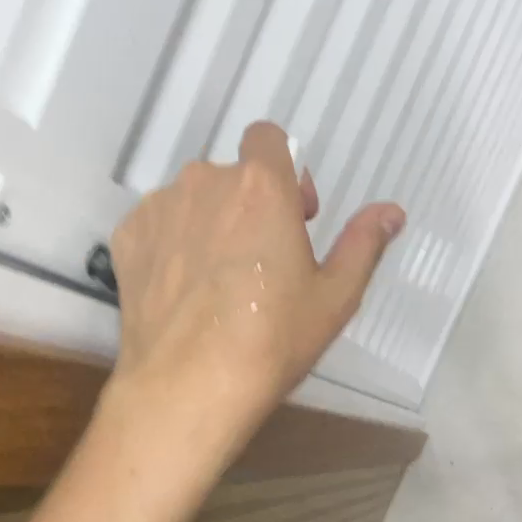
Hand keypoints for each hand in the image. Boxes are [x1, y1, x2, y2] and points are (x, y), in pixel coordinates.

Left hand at [100, 120, 404, 455]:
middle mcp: (205, 182)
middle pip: (234, 177)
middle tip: (267, 265)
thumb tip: (392, 211)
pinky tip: (192, 295)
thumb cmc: (274, 339)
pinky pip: (162, 227)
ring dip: (215, 226)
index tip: (296, 218)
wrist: (191, 384)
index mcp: (262, 188)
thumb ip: (363, 244)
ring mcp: (160, 208)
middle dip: (253, 207)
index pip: (269, 138)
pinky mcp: (129, 238)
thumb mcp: (335, 298)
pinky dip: (179, 248)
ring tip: (225, 285)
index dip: (286, 172)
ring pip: (195, 202)